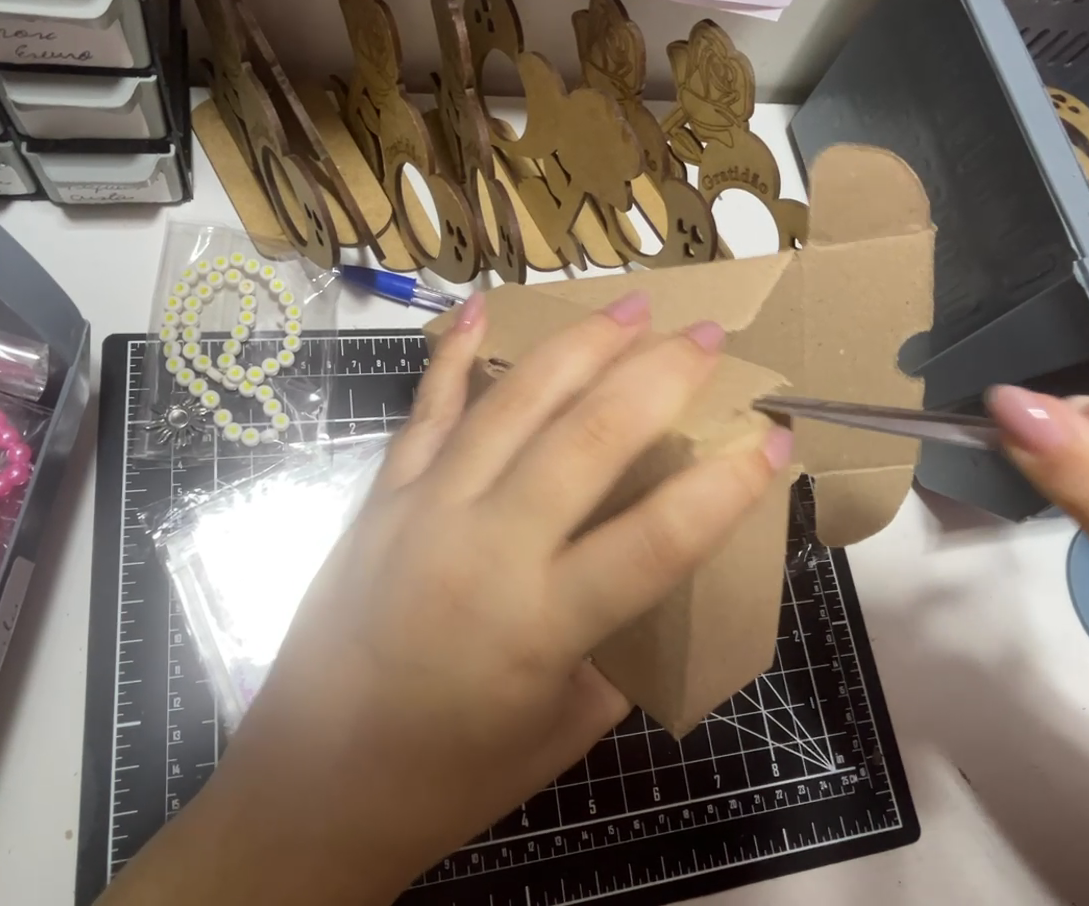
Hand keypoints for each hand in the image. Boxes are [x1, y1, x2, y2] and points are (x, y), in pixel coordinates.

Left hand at [102, 292, 790, 905]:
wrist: (314, 781)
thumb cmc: (449, 776)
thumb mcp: (562, 731)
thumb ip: (617, 647)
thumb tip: (652, 570)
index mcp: (541, 622)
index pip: (659, 537)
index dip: (727, 485)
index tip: (774, 437)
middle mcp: (483, 546)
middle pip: (588, 438)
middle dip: (657, 378)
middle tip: (706, 335)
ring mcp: (423, 508)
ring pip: (512, 404)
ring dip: (577, 347)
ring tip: (630, 306)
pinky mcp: (381, 498)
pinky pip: (426, 412)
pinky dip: (455, 354)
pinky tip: (484, 306)